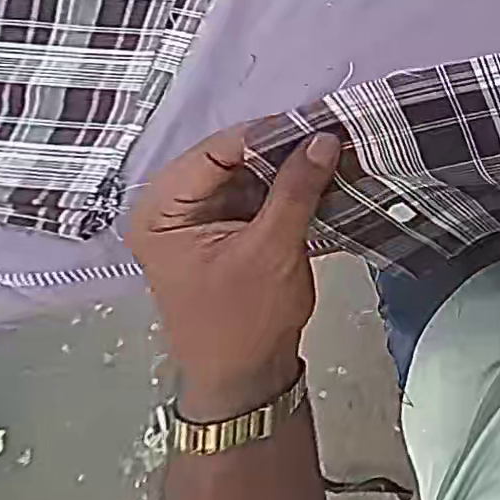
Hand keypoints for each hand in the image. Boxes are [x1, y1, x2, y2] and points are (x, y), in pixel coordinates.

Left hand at [125, 126, 339, 421]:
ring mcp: (208, 218)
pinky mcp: (236, 230)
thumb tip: (324, 138)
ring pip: (254, 175)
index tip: (317, 124)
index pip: (214, 152)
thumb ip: (296, 190)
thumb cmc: (245, 318)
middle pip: (234, 160)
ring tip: (337, 152)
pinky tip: (327, 178)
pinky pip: (265, 195)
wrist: (249, 376)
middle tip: (333, 136)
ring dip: (293, 168)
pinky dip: (295, 188)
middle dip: (284, 150)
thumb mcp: (271, 249)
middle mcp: (178, 207)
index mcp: (163, 210)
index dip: (265, 134)